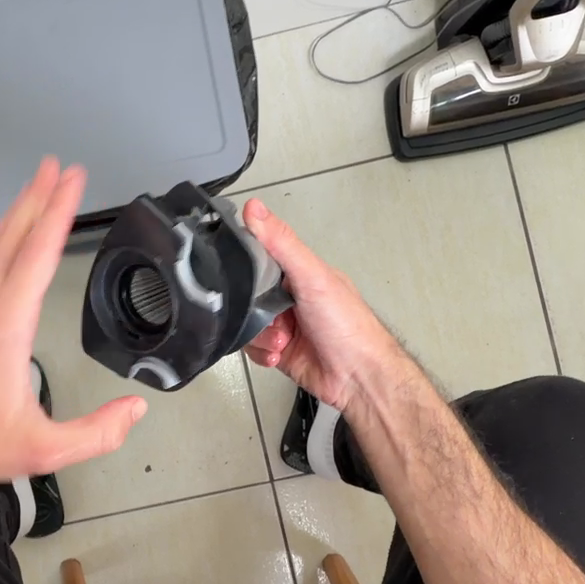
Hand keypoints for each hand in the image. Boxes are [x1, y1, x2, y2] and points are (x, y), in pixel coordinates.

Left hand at [0, 158, 147, 498]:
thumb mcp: (45, 450)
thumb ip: (98, 432)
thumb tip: (134, 409)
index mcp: (4, 330)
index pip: (36, 255)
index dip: (57, 212)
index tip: (71, 181)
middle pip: (11, 239)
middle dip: (35, 198)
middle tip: (55, 167)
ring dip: (13, 215)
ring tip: (32, 190)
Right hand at [241, 198, 395, 412]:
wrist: (358, 377)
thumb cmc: (344, 322)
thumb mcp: (312, 276)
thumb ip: (281, 244)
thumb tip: (253, 206)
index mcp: (298, 273)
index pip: (258, 258)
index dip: (241, 263)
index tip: (226, 270)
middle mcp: (288, 297)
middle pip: (247, 295)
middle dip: (250, 310)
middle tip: (263, 317)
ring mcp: (282, 325)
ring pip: (246, 323)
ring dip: (260, 336)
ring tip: (281, 343)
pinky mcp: (276, 352)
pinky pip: (252, 348)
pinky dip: (262, 353)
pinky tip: (277, 356)